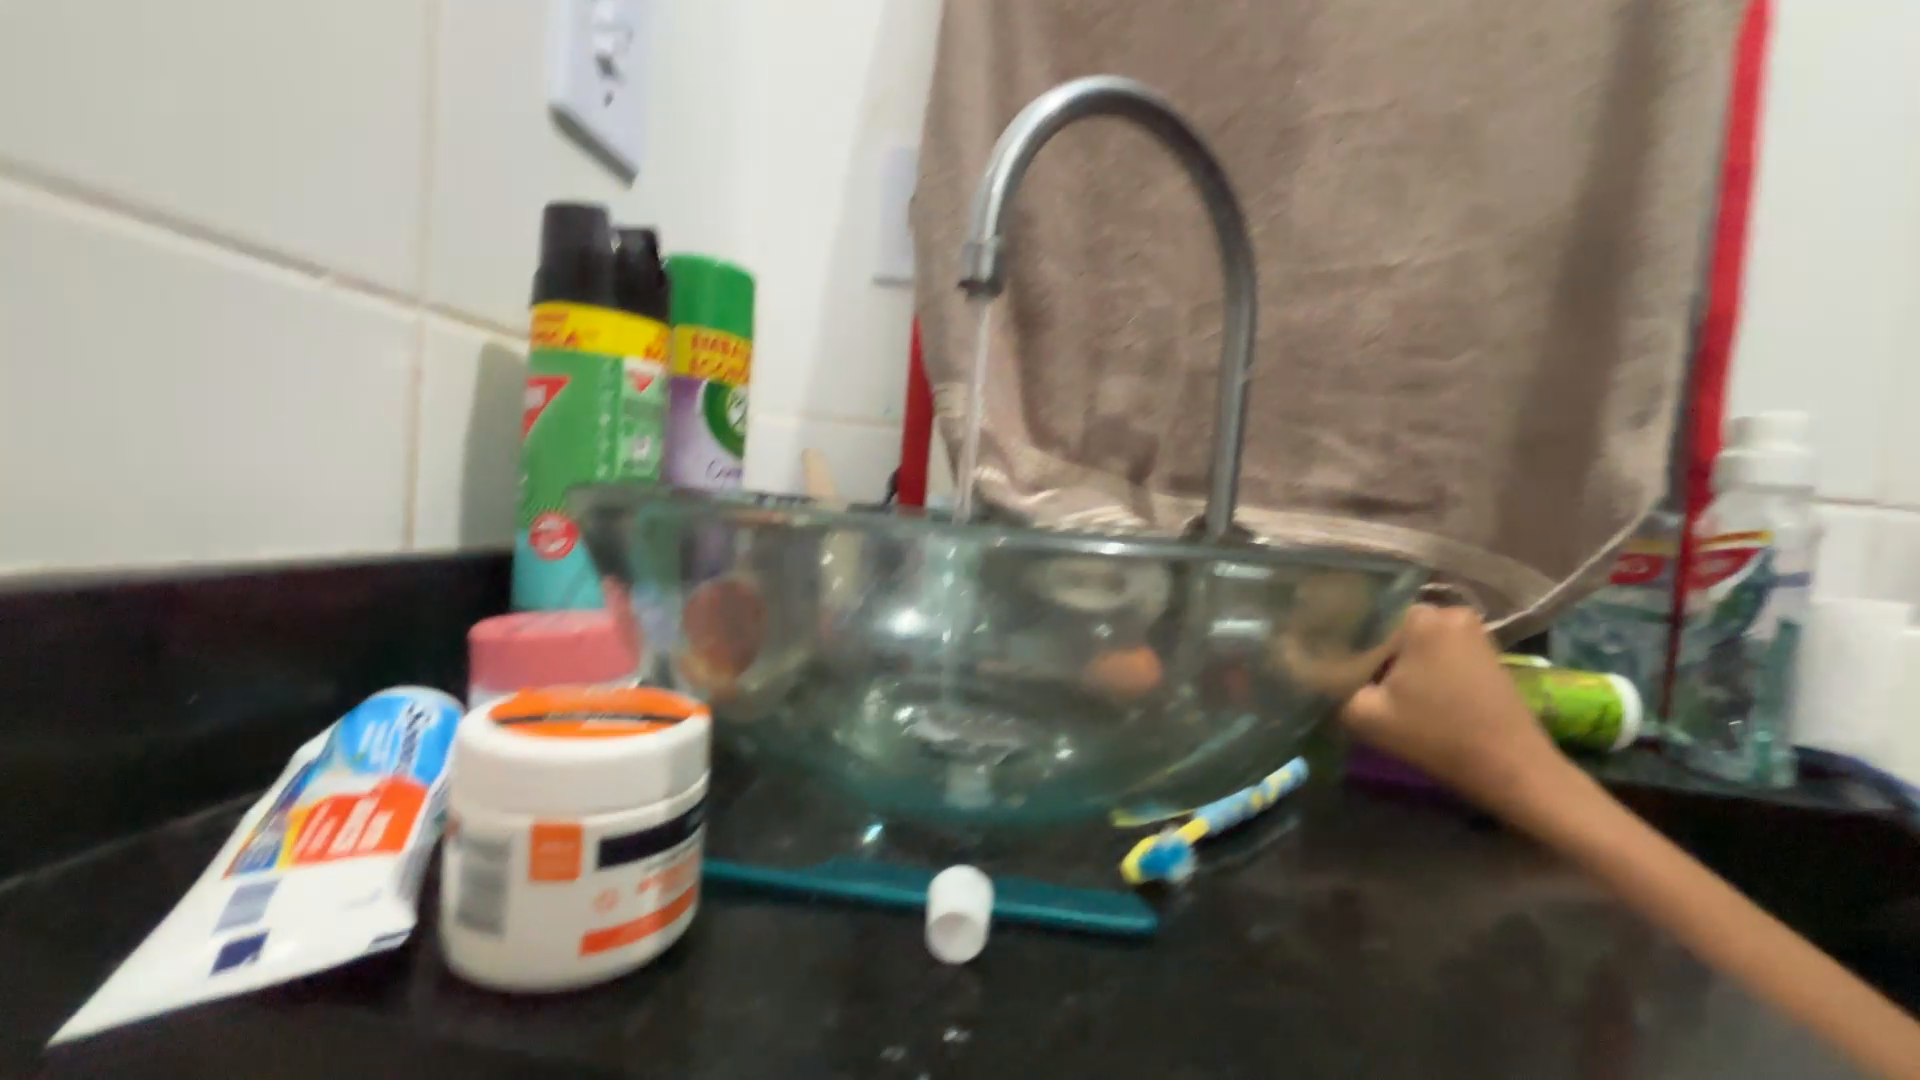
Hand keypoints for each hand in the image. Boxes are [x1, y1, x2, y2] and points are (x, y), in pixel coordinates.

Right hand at [1339, 604, 1568, 812]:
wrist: (1514, 770)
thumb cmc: (1437, 738)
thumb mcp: (1362, 713)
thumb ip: (1324, 681)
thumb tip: (1293, 659)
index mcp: (1420, 617)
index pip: (1358, 618)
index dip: (1337, 643)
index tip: (1326, 667)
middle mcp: (1448, 611)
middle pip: (1384, 625)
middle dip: (1366, 650)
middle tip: (1350, 682)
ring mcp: (1472, 629)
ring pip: (1407, 637)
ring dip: (1390, 659)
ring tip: (1375, 688)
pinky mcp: (1484, 650)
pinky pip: (1432, 647)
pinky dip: (1416, 664)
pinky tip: (1407, 691)